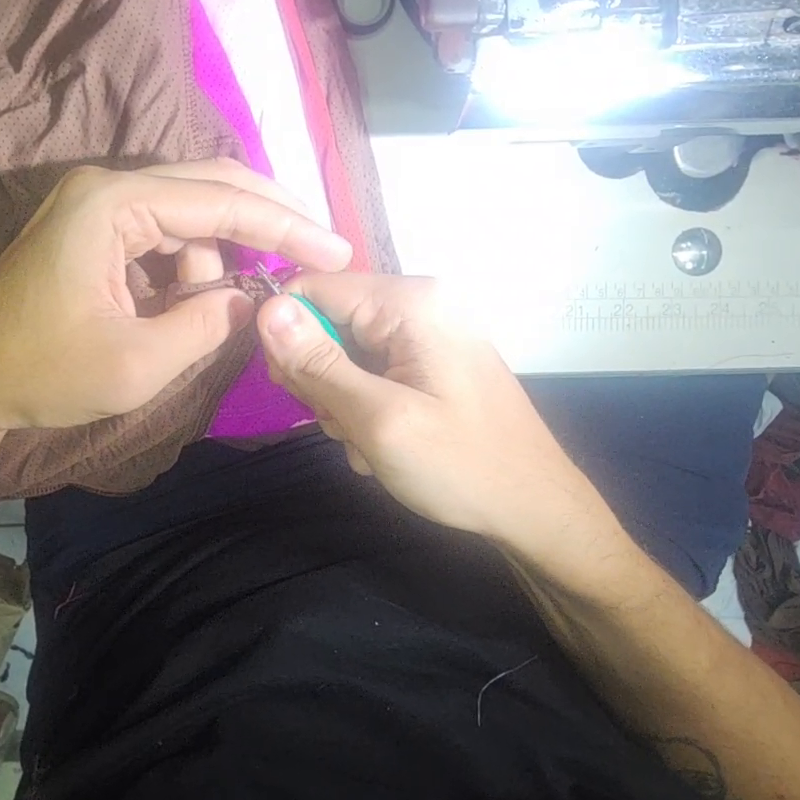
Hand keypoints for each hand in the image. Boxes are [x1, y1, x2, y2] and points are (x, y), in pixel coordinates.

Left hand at [0, 160, 351, 449]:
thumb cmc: (43, 375)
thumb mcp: (139, 363)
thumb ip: (209, 324)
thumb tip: (255, 297)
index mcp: (112, 204)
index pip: (221, 201)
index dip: (287, 227)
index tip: (339, 250)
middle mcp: (105, 187)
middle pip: (210, 185)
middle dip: (268, 221)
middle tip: (323, 250)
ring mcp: (95, 206)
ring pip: (188, 216)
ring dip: (213, 264)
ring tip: (196, 324)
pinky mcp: (92, 232)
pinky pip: (160, 238)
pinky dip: (186, 271)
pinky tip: (185, 310)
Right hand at [255, 273, 618, 562]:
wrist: (534, 511)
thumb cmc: (462, 466)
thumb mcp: (379, 418)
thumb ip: (318, 363)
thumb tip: (265, 308)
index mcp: (413, 302)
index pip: (314, 288)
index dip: (286, 335)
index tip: (288, 390)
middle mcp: (422, 304)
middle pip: (328, 322)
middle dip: (322, 379)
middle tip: (345, 425)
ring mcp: (429, 334)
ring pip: (345, 354)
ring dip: (343, 403)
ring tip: (371, 442)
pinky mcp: (432, 362)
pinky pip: (372, 373)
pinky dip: (366, 409)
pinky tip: (385, 444)